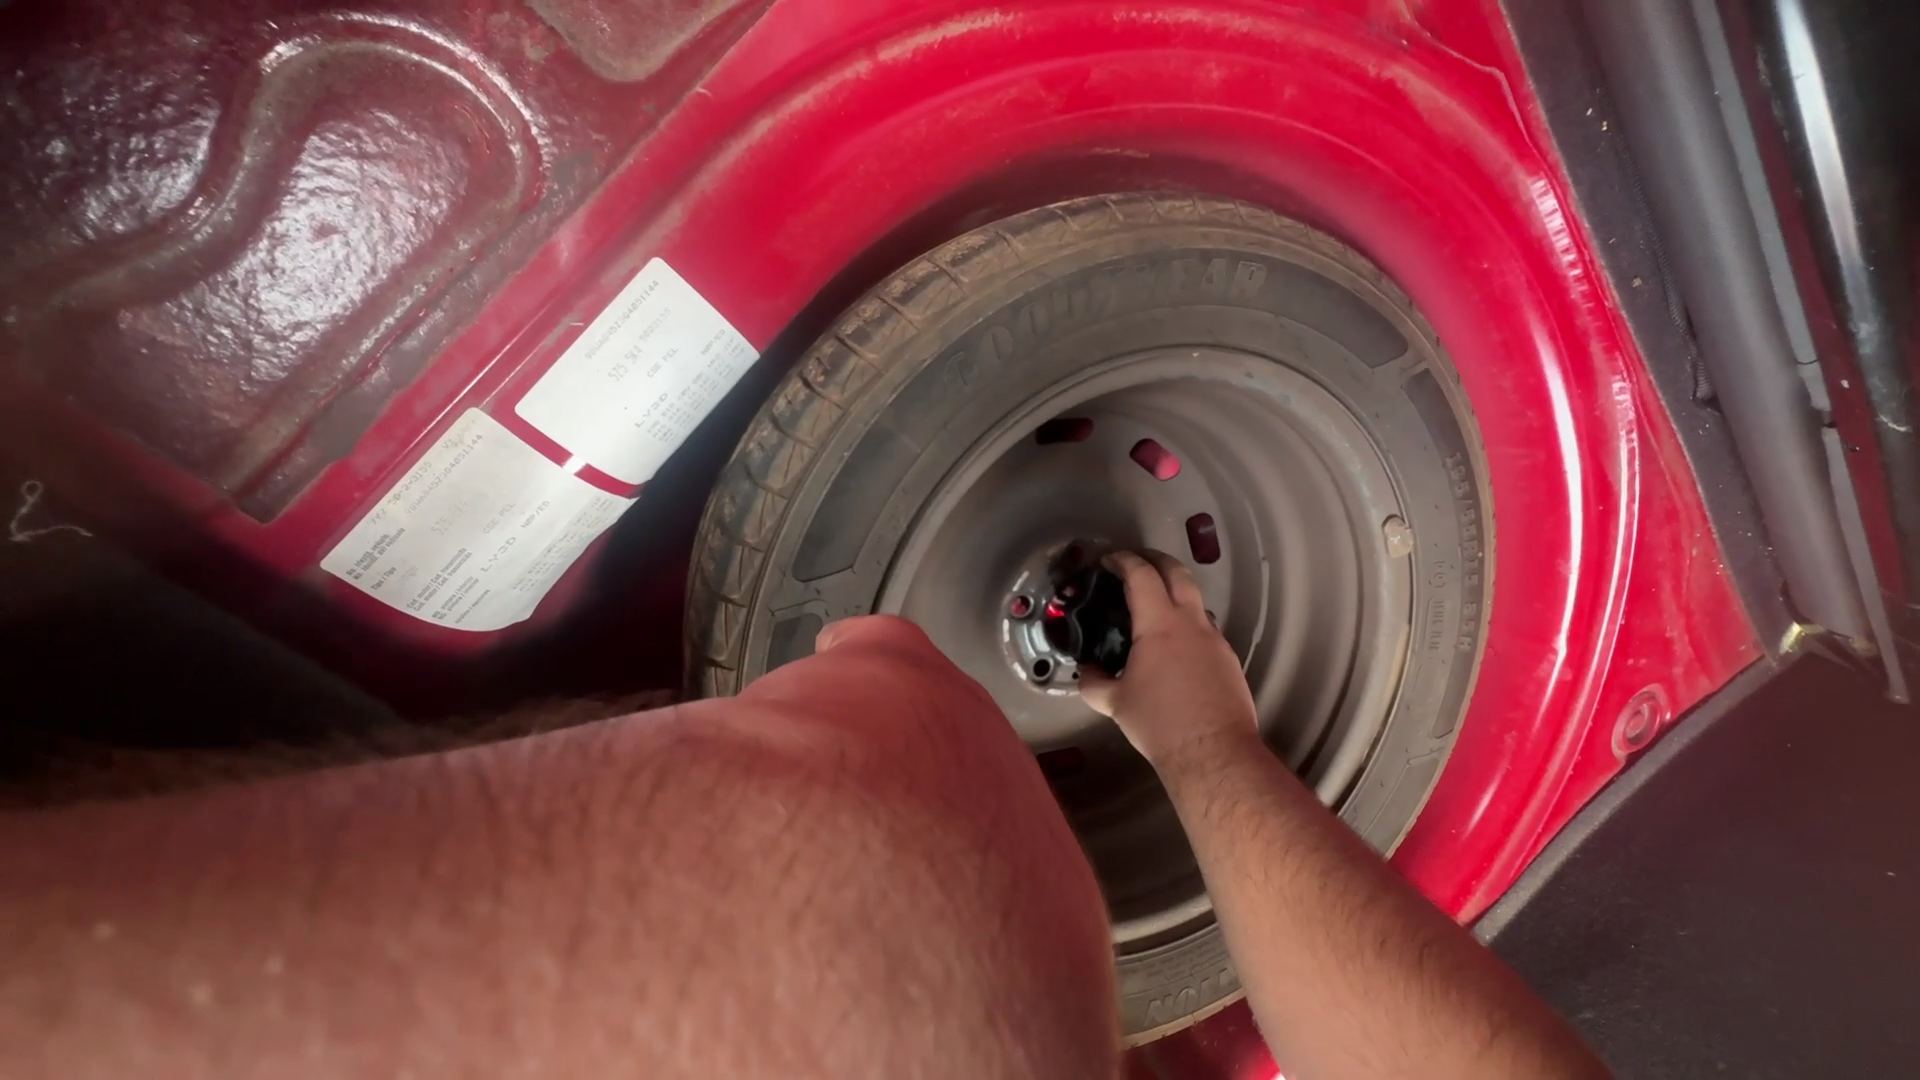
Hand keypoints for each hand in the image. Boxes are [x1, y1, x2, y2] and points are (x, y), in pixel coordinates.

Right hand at [1078, 550, 1260, 770]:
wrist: (1214, 752)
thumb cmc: (1159, 723)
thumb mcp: (1115, 703)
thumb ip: (1094, 682)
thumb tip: (1085, 673)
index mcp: (1159, 625)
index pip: (1141, 575)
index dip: (1123, 560)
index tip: (1108, 560)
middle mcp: (1191, 623)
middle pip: (1177, 573)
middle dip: (1154, 560)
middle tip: (1135, 562)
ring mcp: (1215, 639)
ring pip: (1196, 600)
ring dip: (1175, 593)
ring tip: (1155, 607)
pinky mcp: (1228, 659)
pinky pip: (1206, 628)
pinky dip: (1188, 624)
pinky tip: (1175, 647)